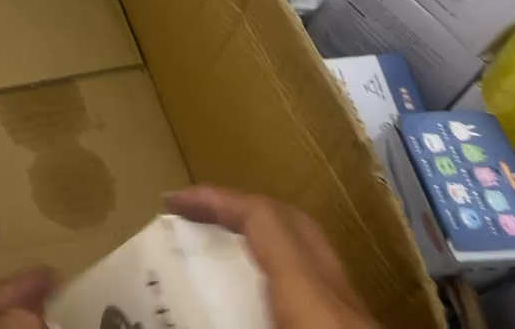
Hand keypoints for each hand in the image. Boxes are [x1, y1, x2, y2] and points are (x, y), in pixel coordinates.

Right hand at [166, 186, 378, 328]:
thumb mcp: (255, 328)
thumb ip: (220, 314)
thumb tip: (156, 326)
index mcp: (311, 298)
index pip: (263, 218)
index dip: (214, 199)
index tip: (171, 201)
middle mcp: (340, 297)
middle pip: (293, 221)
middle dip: (239, 206)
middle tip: (195, 215)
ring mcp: (357, 314)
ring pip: (312, 250)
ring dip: (264, 235)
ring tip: (224, 246)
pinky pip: (320, 283)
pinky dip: (284, 271)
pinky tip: (261, 297)